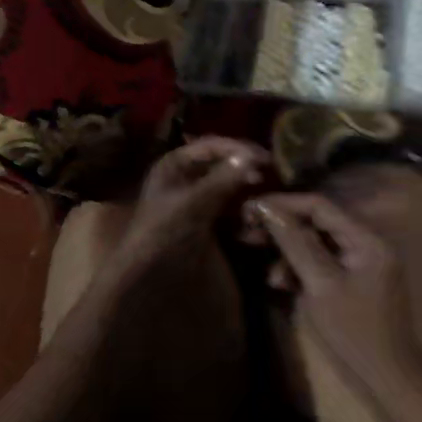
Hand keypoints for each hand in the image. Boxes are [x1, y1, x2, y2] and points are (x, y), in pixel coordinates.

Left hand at [106, 137, 268, 280]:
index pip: (210, 146)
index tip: (267, 159)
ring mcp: (198, 203)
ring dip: (250, 202)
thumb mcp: (192, 203)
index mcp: (174, 166)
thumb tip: (251, 156)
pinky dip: (246, 223)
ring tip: (264, 212)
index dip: (238, 148)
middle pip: (224, 169)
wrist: (148, 275)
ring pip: (233, 194)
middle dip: (247, 177)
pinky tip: (256, 235)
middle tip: (273, 184)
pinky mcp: (208, 227)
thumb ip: (221, 180)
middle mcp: (186, 180)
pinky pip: (234, 217)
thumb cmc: (163, 232)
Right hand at [250, 193, 419, 382]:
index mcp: (367, 240)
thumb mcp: (319, 283)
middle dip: (279, 226)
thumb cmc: (354, 329)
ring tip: (261, 265)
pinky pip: (316, 261)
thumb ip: (294, 242)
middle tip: (246, 233)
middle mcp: (364, 244)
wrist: (385, 376)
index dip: (281, 204)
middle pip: (314, 221)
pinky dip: (294, 268)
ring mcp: (356, 263)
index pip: (318, 206)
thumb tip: (265, 207)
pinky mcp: (347, 279)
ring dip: (284, 250)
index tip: (247, 210)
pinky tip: (278, 283)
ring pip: (311, 242)